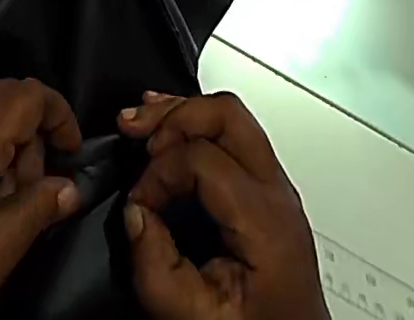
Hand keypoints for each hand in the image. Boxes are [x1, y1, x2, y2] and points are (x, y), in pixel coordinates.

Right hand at [117, 91, 327, 319]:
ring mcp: (275, 186)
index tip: (139, 203)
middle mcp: (278, 194)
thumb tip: (136, 213)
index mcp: (266, 223)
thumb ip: (157, 270)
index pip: (203, 159)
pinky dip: (192, 121)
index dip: (159, 174)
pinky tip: (163, 125)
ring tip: (139, 119)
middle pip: (226, 115)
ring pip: (229, 115)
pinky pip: (230, 132)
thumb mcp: (197, 319)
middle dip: (173, 117)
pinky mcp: (265, 188)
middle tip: (135, 133)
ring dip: (179, 113)